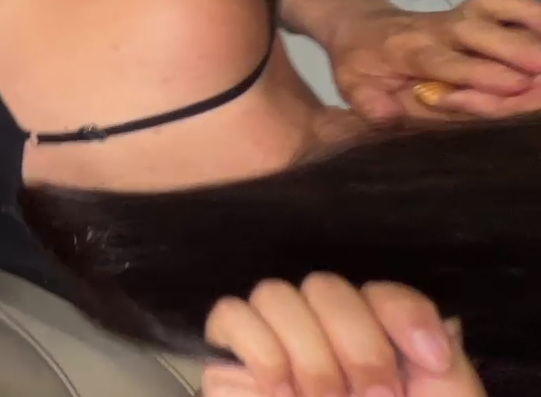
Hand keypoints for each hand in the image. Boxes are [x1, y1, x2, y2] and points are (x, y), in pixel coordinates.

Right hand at [204, 275, 482, 396]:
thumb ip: (444, 370)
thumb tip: (433, 330)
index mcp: (388, 351)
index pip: (384, 292)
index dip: (401, 312)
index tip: (428, 362)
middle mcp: (329, 335)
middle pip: (323, 285)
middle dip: (354, 343)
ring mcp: (274, 340)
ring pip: (273, 294)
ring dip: (307, 352)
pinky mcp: (228, 354)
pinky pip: (231, 315)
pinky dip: (260, 352)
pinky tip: (280, 390)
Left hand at [327, 0, 540, 121]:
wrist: (358, 28)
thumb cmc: (364, 66)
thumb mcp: (354, 86)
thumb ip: (368, 101)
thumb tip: (386, 116)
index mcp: (404, 52)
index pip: (441, 62)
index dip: (476, 74)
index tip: (512, 85)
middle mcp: (434, 31)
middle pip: (479, 35)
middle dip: (517, 53)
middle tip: (539, 75)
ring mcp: (458, 17)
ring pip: (496, 14)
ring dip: (531, 34)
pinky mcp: (477, 10)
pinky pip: (505, 2)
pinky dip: (531, 13)